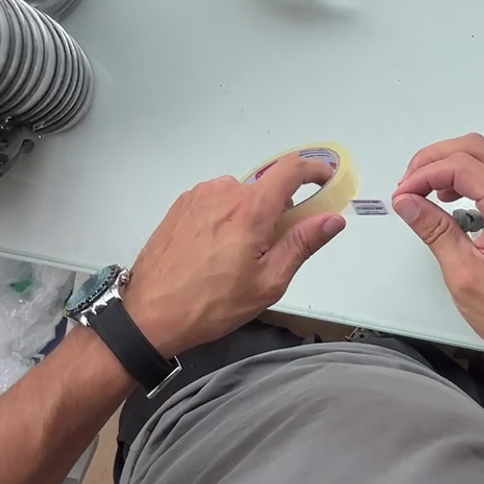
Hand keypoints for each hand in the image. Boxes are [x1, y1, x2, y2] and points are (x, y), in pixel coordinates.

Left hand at [121, 155, 345, 358]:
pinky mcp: (181, 205)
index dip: (314, 168)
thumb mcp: (268, 281)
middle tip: (273, 249)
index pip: (291, 169)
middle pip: (265, 188)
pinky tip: (215, 250)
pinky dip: (226, 217)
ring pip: (240, 196)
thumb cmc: (212, 304)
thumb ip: (302, 243)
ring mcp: (199, 195)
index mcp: (250, 208)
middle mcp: (224, 192)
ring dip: (250, 215)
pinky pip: (216, 201)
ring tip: (237, 256)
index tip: (326, 179)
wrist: (150, 314)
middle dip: (278, 210)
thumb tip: (332, 219)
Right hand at [392, 134, 483, 397]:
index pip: (460, 166)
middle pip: (475, 148)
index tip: (400, 196)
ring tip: (422, 192)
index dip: (423, 175)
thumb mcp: (464, 274)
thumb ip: (434, 229)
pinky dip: (468, 178)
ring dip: (450, 166)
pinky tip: (449, 200)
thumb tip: (404, 200)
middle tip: (408, 185)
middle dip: (435, 160)